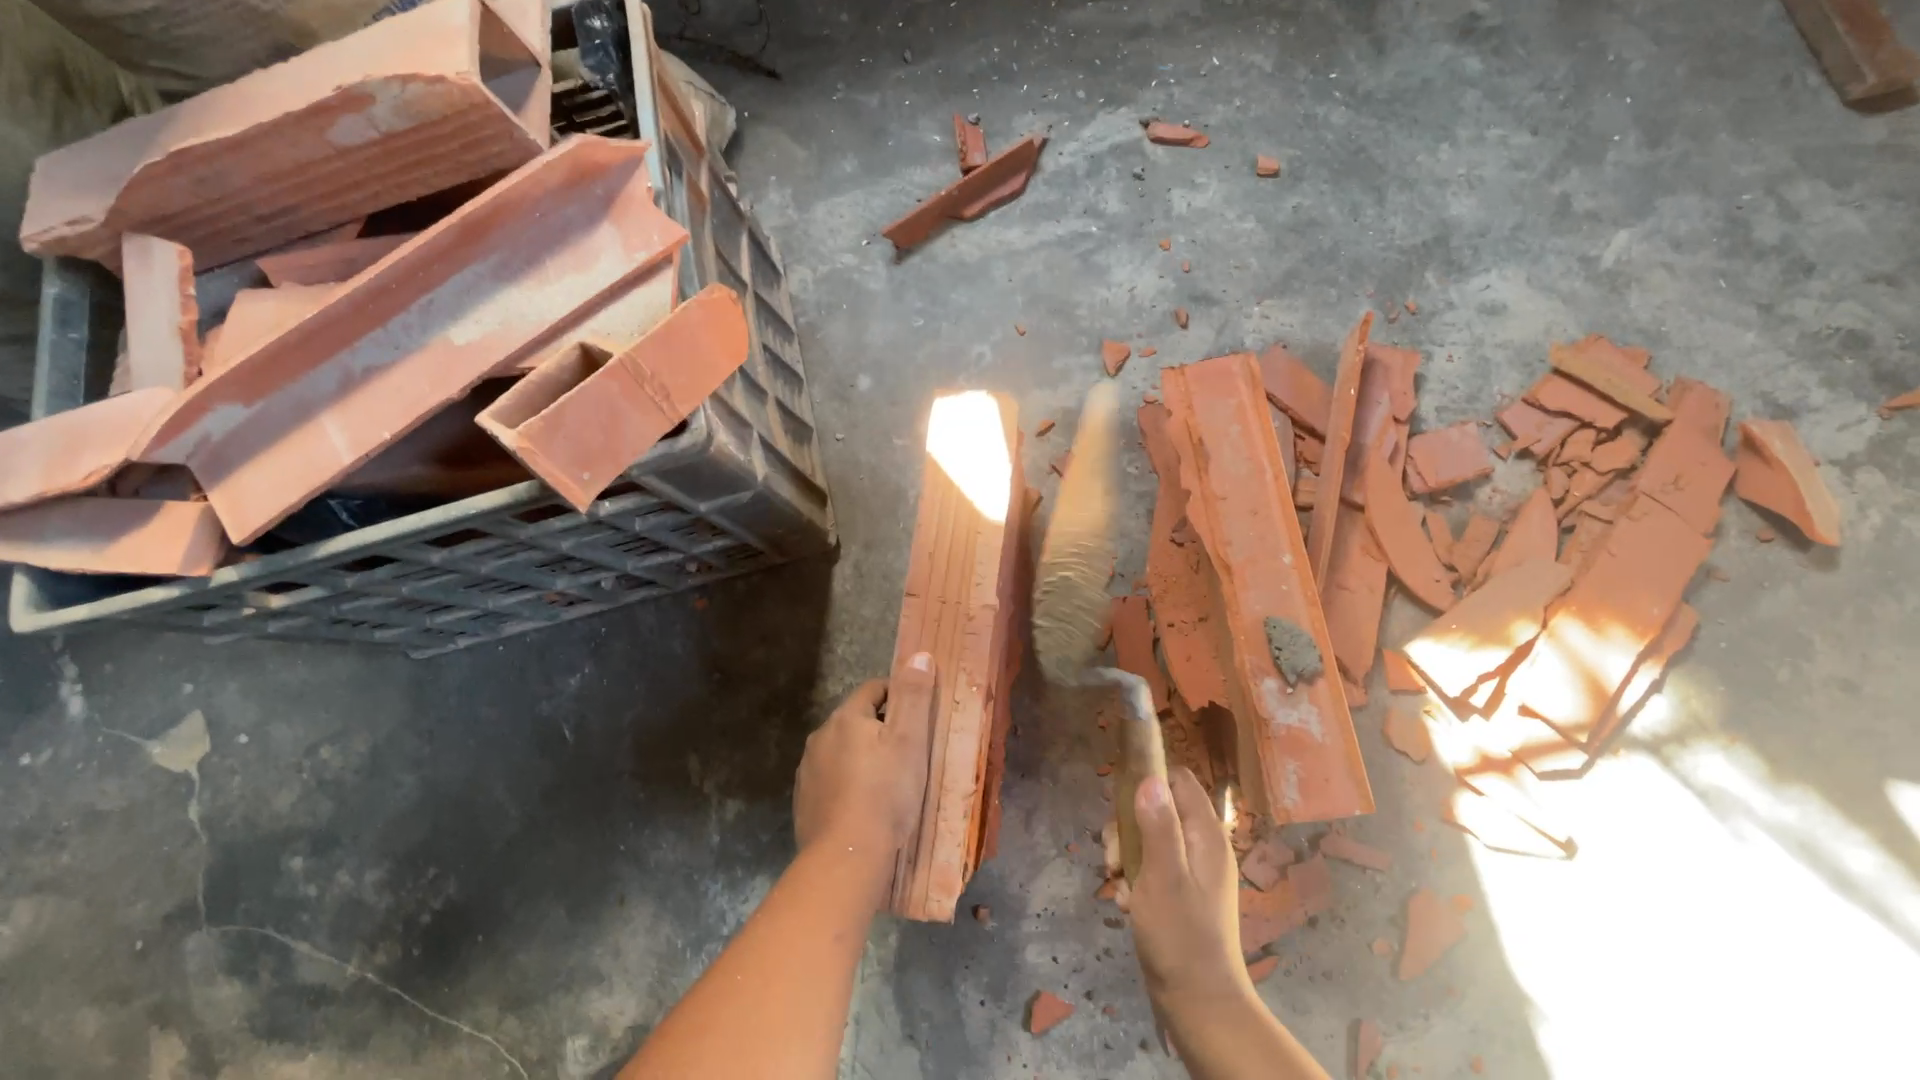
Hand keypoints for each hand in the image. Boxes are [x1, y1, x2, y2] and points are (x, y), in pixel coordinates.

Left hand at [794, 653, 936, 865]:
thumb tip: (919, 655)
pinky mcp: (805, 803)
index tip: (920, 718)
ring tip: (889, 783)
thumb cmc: (886, 794)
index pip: (874, 690)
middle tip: (910, 753)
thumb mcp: (910, 740)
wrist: (847, 856)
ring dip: (863, 759)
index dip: (899, 697)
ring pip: (842, 753)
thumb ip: (914, 696)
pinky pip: (832, 782)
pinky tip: (865, 807)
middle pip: (856, 721)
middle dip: (880, 730)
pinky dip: (848, 786)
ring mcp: (808, 772)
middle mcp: (820, 738)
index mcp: (845, 718)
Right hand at [1129, 768, 1254, 1023]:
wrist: (1198, 1000)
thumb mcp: (1162, 874)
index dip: (1149, 780)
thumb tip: (1149, 778)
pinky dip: (1136, 880)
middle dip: (1128, 827)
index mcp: (1205, 835)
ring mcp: (1193, 871)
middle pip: (1159, 809)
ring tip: (1117, 884)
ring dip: (1127, 856)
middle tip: (1112, 857)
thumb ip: (1157, 824)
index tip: (1119, 803)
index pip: (1179, 781)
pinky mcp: (1181, 894)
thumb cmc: (1180, 934)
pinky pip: (1153, 869)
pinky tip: (1126, 903)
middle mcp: (1203, 846)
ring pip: (1150, 840)